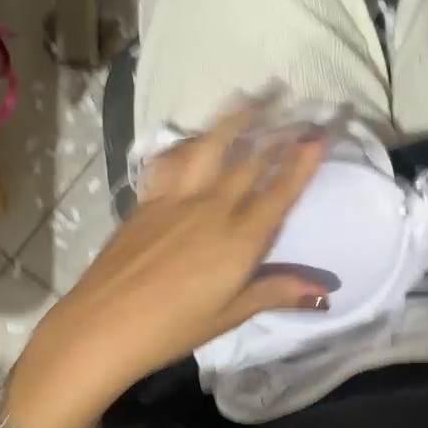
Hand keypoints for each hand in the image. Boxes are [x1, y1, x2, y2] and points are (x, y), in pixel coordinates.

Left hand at [9, 104, 328, 427]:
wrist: (101, 326)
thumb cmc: (172, 328)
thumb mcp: (231, 315)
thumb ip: (278, 292)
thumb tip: (326, 294)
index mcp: (239, 240)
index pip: (279, 192)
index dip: (301, 163)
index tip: (319, 136)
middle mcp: (212, 209)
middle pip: (250, 161)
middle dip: (276, 131)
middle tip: (296, 108)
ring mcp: (176, 200)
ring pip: (210, 148)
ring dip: (234, 121)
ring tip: (250, 98)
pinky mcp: (147, 201)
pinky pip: (172, 161)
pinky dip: (188, 144)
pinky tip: (194, 137)